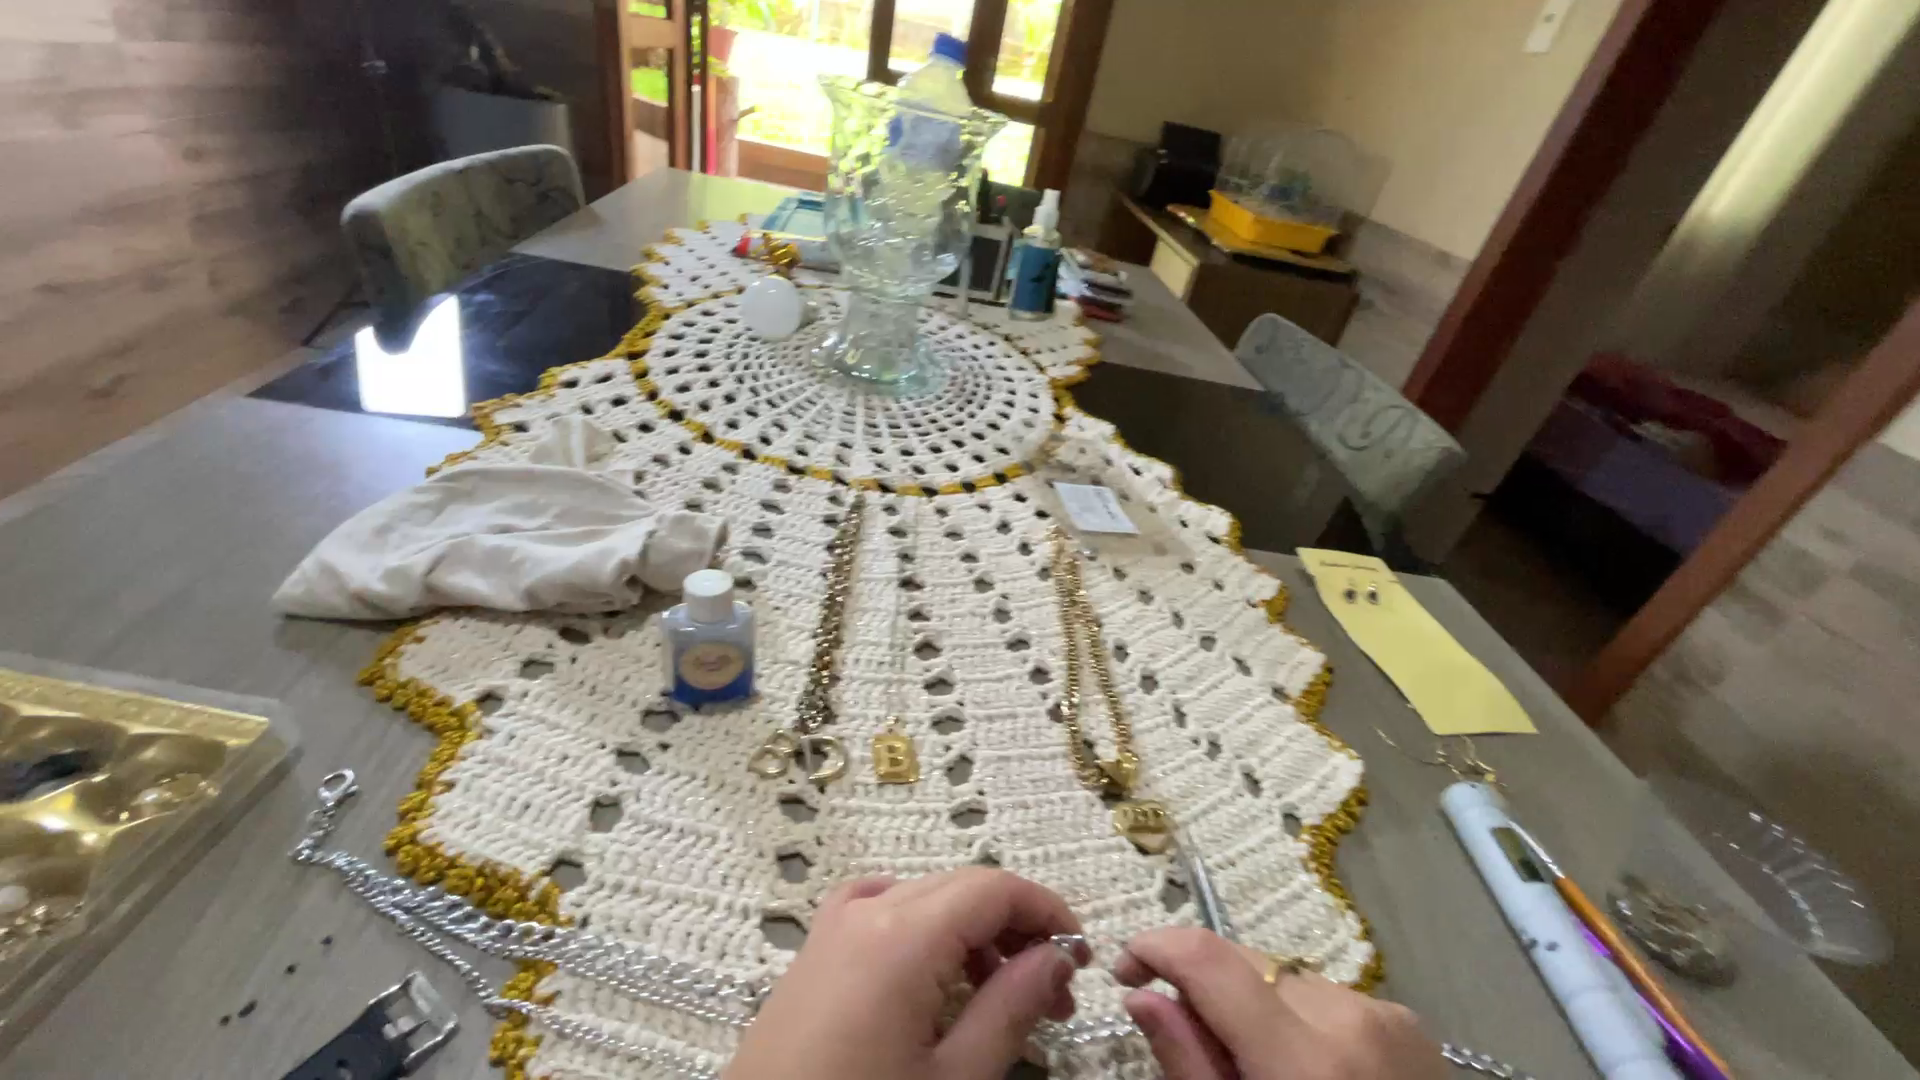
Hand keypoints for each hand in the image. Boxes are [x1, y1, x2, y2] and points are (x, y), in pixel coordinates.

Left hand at [724, 868, 1084, 1079]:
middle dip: (1016, 928)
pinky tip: (931, 967)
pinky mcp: (816, 946)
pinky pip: (880, 907)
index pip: (995, 888)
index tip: (1082, 958)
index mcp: (904, 933)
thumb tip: (1056, 956)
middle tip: (1054, 993)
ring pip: (925, 897)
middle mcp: (869, 908)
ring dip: (973, 932)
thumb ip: (1011, 1007)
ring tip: (1001, 995)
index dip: (1048, 911)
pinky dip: (920, 925)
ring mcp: (835, 923)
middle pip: (963, 888)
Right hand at [1116, 927, 1442, 1079]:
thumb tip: (1142, 995)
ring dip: (1256, 1007)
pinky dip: (1301, 1019)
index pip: (1209, 958)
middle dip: (1206, 991)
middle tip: (1202, 1049)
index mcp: (1306, 1063)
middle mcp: (1348, 1018)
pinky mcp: (1410, 1022)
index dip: (1155, 948)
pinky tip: (1313, 1070)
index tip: (1125, 970)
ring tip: (1267, 1068)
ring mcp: (1386, 1015)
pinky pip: (1326, 996)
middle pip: (1242, 963)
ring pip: (1282, 978)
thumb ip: (1189, 1066)